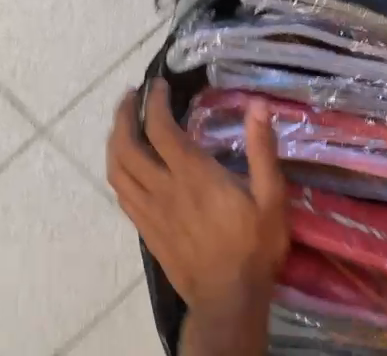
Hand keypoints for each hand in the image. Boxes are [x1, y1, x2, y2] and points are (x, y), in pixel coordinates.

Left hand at [107, 80, 288, 353]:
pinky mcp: (147, 231)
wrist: (228, 301)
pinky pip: (122, 194)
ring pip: (117, 172)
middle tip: (131, 96)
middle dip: (123, 117)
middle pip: (125, 148)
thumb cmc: (254, 246)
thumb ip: (263, 149)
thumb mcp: (271, 196)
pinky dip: (119, 171)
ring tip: (123, 124)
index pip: (160, 130)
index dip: (154, 103)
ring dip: (114, 142)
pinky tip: (128, 165)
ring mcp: (150, 212)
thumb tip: (257, 105)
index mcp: (193, 176)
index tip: (158, 85)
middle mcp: (164, 190)